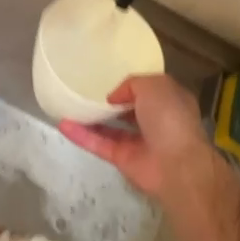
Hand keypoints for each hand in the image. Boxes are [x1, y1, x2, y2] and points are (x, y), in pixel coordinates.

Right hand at [59, 74, 214, 198]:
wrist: (177, 165)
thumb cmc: (170, 118)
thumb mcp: (155, 86)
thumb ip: (132, 84)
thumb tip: (114, 98)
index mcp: (169, 101)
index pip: (148, 89)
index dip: (131, 83)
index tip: (110, 75)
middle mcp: (155, 121)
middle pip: (128, 109)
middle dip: (110, 101)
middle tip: (85, 88)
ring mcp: (138, 141)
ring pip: (110, 128)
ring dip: (91, 117)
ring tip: (69, 104)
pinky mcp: (122, 159)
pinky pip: (99, 144)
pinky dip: (81, 135)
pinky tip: (62, 124)